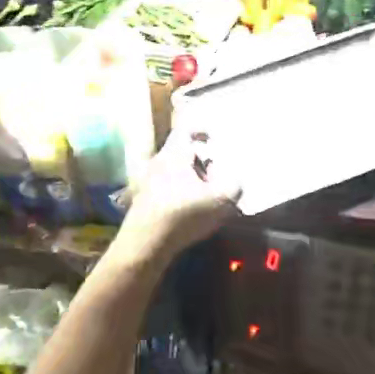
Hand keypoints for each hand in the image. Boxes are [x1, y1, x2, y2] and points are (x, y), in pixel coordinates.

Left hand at [113, 128, 240, 265]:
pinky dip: (177, 194)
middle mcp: (157, 161)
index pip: (188, 130)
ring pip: (172, 172)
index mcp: (174, 153)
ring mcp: (145, 181)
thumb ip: (234, 185)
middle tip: (216, 174)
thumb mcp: (221, 200)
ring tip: (204, 196)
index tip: (216, 141)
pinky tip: (188, 211)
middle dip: (200, 162)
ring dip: (188, 180)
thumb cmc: (184, 214)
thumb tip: (234, 180)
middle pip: (181, 153)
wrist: (145, 243)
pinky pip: (163, 189)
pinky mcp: (140, 201)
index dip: (204, 132)